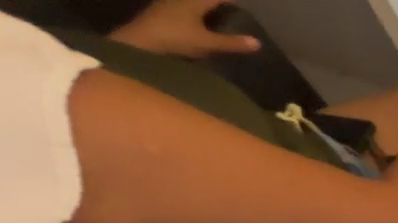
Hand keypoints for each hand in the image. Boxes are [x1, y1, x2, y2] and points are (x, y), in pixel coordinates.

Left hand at [110, 0, 258, 57]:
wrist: (140, 40)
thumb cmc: (176, 37)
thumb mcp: (208, 42)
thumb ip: (232, 42)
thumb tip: (257, 42)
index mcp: (193, 2)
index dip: (229, 1)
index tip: (239, 5)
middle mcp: (180, 0)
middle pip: (202, 0)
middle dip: (215, 5)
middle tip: (229, 13)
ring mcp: (168, 6)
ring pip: (190, 5)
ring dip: (203, 10)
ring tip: (216, 20)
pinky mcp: (160, 14)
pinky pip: (181, 11)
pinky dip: (192, 16)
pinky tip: (197, 26)